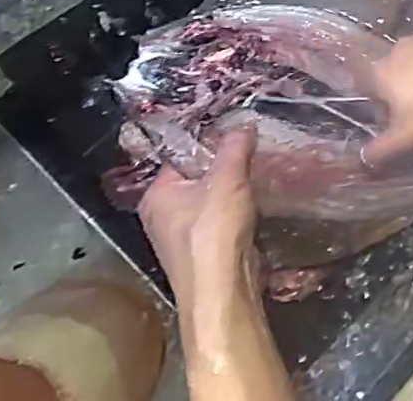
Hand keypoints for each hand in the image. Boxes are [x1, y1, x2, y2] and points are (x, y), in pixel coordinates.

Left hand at [138, 126, 258, 306]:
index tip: (237, 133)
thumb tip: (245, 123)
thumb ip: (236, 145)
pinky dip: (236, 208)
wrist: (223, 290)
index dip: (210, 140)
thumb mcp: (228, 177)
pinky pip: (219, 217)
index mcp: (156, 195)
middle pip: (198, 175)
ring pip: (210, 197)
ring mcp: (181, 236)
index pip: (181, 154)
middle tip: (250, 150)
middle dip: (225, 164)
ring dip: (233, 187)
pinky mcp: (203, 251)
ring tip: (256, 172)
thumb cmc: (214, 230)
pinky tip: (254, 201)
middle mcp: (162, 215)